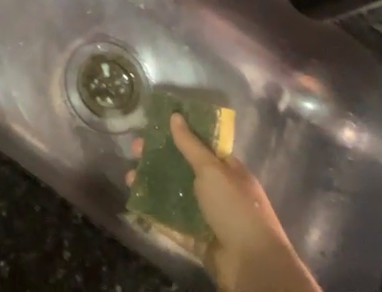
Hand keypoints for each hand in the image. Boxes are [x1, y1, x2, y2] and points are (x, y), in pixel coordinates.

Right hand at [130, 113, 320, 291]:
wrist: (253, 265)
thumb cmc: (236, 209)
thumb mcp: (213, 171)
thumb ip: (191, 145)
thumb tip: (175, 115)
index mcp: (227, 172)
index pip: (200, 147)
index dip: (176, 136)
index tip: (152, 129)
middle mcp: (218, 192)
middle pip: (182, 170)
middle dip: (157, 160)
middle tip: (134, 153)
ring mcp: (207, 217)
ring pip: (174, 196)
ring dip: (151, 186)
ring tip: (128, 179)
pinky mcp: (197, 239)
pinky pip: (172, 223)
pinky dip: (155, 214)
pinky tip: (136, 203)